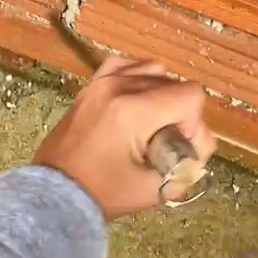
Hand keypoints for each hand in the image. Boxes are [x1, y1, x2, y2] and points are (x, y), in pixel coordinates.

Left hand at [32, 55, 216, 218]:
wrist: (57, 192)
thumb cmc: (104, 193)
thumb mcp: (156, 188)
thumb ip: (189, 162)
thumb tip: (200, 141)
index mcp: (134, 110)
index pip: (191, 94)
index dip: (195, 121)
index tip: (180, 145)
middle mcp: (117, 86)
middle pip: (173, 83)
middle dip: (179, 113)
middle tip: (165, 143)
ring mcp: (100, 82)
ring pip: (152, 70)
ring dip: (161, 95)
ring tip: (151, 124)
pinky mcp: (90, 85)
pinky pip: (123, 65)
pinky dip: (136, 78)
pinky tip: (135, 101)